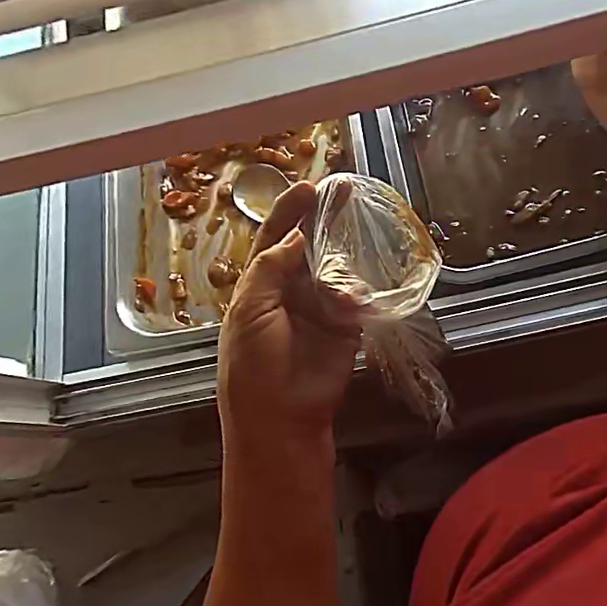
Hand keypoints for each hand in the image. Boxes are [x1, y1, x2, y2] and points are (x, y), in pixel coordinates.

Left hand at [217, 181, 362, 451]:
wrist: (280, 419)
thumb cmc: (252, 365)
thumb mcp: (248, 312)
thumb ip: (269, 270)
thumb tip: (295, 237)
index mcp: (260, 286)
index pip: (275, 238)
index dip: (290, 211)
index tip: (309, 186)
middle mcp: (291, 292)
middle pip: (310, 247)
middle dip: (325, 221)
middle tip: (346, 194)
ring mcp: (320, 309)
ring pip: (336, 269)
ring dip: (343, 256)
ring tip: (354, 239)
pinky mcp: (346, 328)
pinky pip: (357, 299)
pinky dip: (358, 291)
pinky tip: (353, 294)